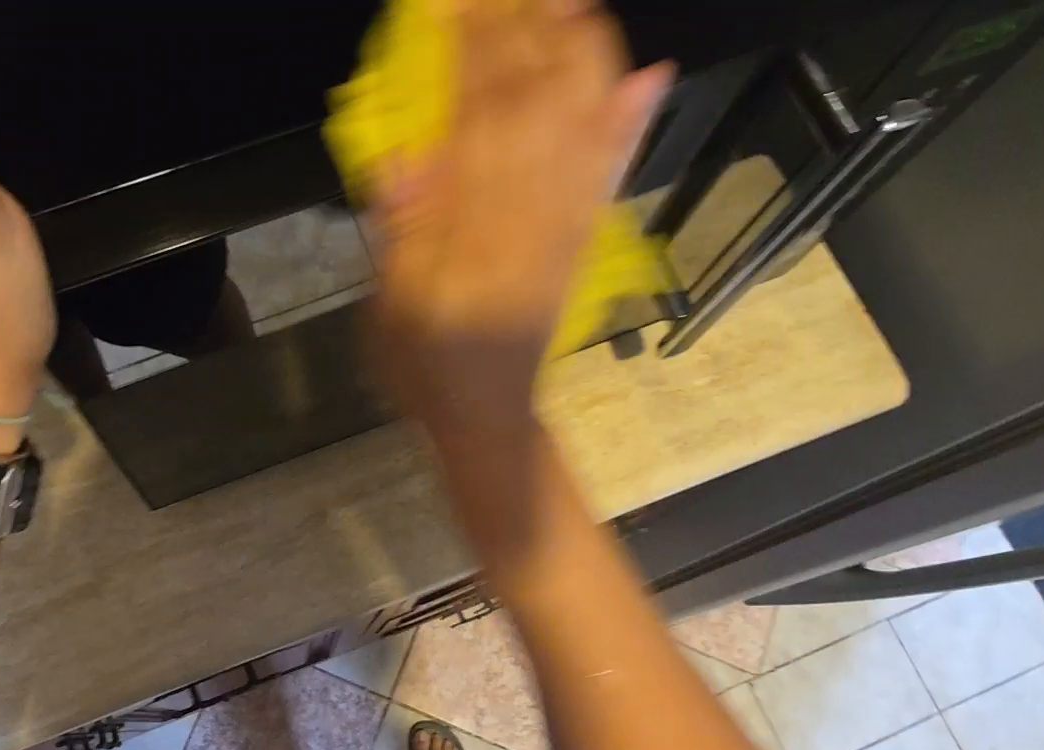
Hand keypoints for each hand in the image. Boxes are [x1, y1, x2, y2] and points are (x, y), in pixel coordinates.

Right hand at [368, 0, 669, 443]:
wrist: (489, 416)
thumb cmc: (429, 368)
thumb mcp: (393, 311)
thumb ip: (404, 236)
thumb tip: (408, 158)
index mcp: (475, 233)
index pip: (478, 119)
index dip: (472, 49)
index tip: (458, 1)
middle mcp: (531, 216)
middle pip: (536, 103)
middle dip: (521, 28)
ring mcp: (567, 225)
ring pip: (585, 127)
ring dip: (582, 51)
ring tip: (568, 0)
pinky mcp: (584, 239)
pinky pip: (613, 175)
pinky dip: (630, 123)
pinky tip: (650, 77)